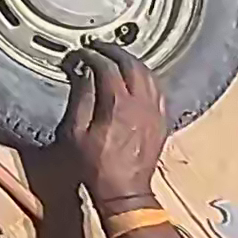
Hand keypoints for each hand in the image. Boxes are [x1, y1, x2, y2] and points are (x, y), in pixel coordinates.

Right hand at [57, 43, 166, 205]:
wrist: (125, 191)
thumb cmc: (95, 165)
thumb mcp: (76, 132)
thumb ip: (81, 98)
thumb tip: (83, 72)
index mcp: (118, 105)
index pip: (107, 67)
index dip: (92, 55)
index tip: (82, 52)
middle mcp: (141, 104)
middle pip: (132, 64)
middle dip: (114, 51)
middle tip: (99, 46)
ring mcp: (155, 111)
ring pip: (149, 74)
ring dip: (132, 61)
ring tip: (116, 57)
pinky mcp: (161, 120)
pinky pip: (157, 89)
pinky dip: (145, 76)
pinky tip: (135, 77)